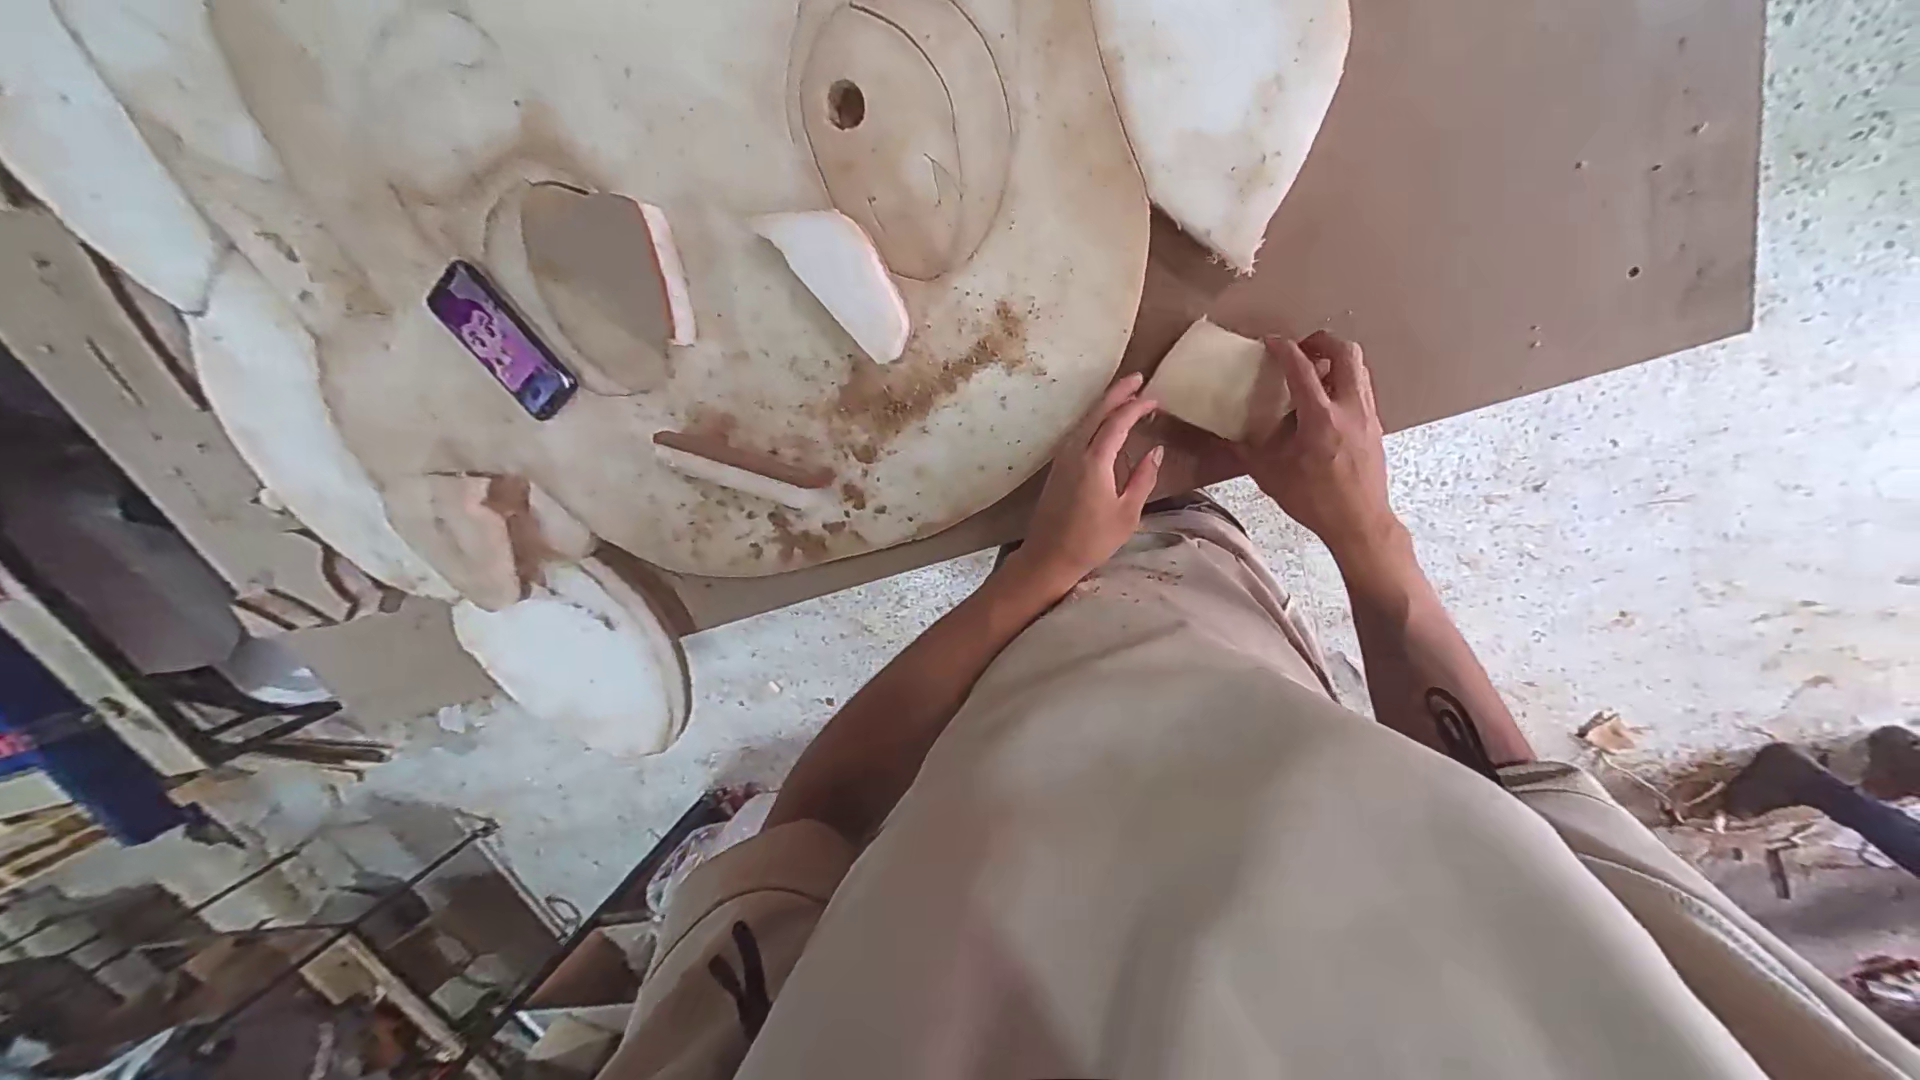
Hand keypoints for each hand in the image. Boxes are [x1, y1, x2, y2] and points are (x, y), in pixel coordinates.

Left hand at [1010, 373, 1162, 594]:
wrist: (1048, 556)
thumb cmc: (1091, 540)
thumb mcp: (1127, 513)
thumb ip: (1143, 479)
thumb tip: (1156, 452)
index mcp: (1094, 462)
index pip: (1117, 422)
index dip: (1136, 407)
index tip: (1155, 398)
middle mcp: (1074, 453)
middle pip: (1097, 413)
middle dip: (1118, 393)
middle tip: (1138, 379)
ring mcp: (1062, 459)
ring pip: (1084, 421)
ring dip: (1104, 405)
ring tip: (1124, 395)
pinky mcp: (1057, 468)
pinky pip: (1077, 433)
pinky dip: (1093, 421)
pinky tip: (1102, 423)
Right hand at [1237, 332, 1410, 583]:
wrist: (1359, 522)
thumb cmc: (1314, 500)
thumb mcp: (1270, 475)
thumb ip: (1248, 450)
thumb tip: (1226, 437)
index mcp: (1321, 418)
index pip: (1302, 369)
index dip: (1285, 349)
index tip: (1271, 341)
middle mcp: (1350, 408)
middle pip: (1346, 352)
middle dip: (1322, 342)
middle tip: (1300, 349)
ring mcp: (1367, 415)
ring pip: (1359, 368)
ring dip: (1335, 360)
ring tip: (1312, 372)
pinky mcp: (1375, 426)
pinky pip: (1361, 389)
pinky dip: (1343, 382)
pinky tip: (1325, 401)